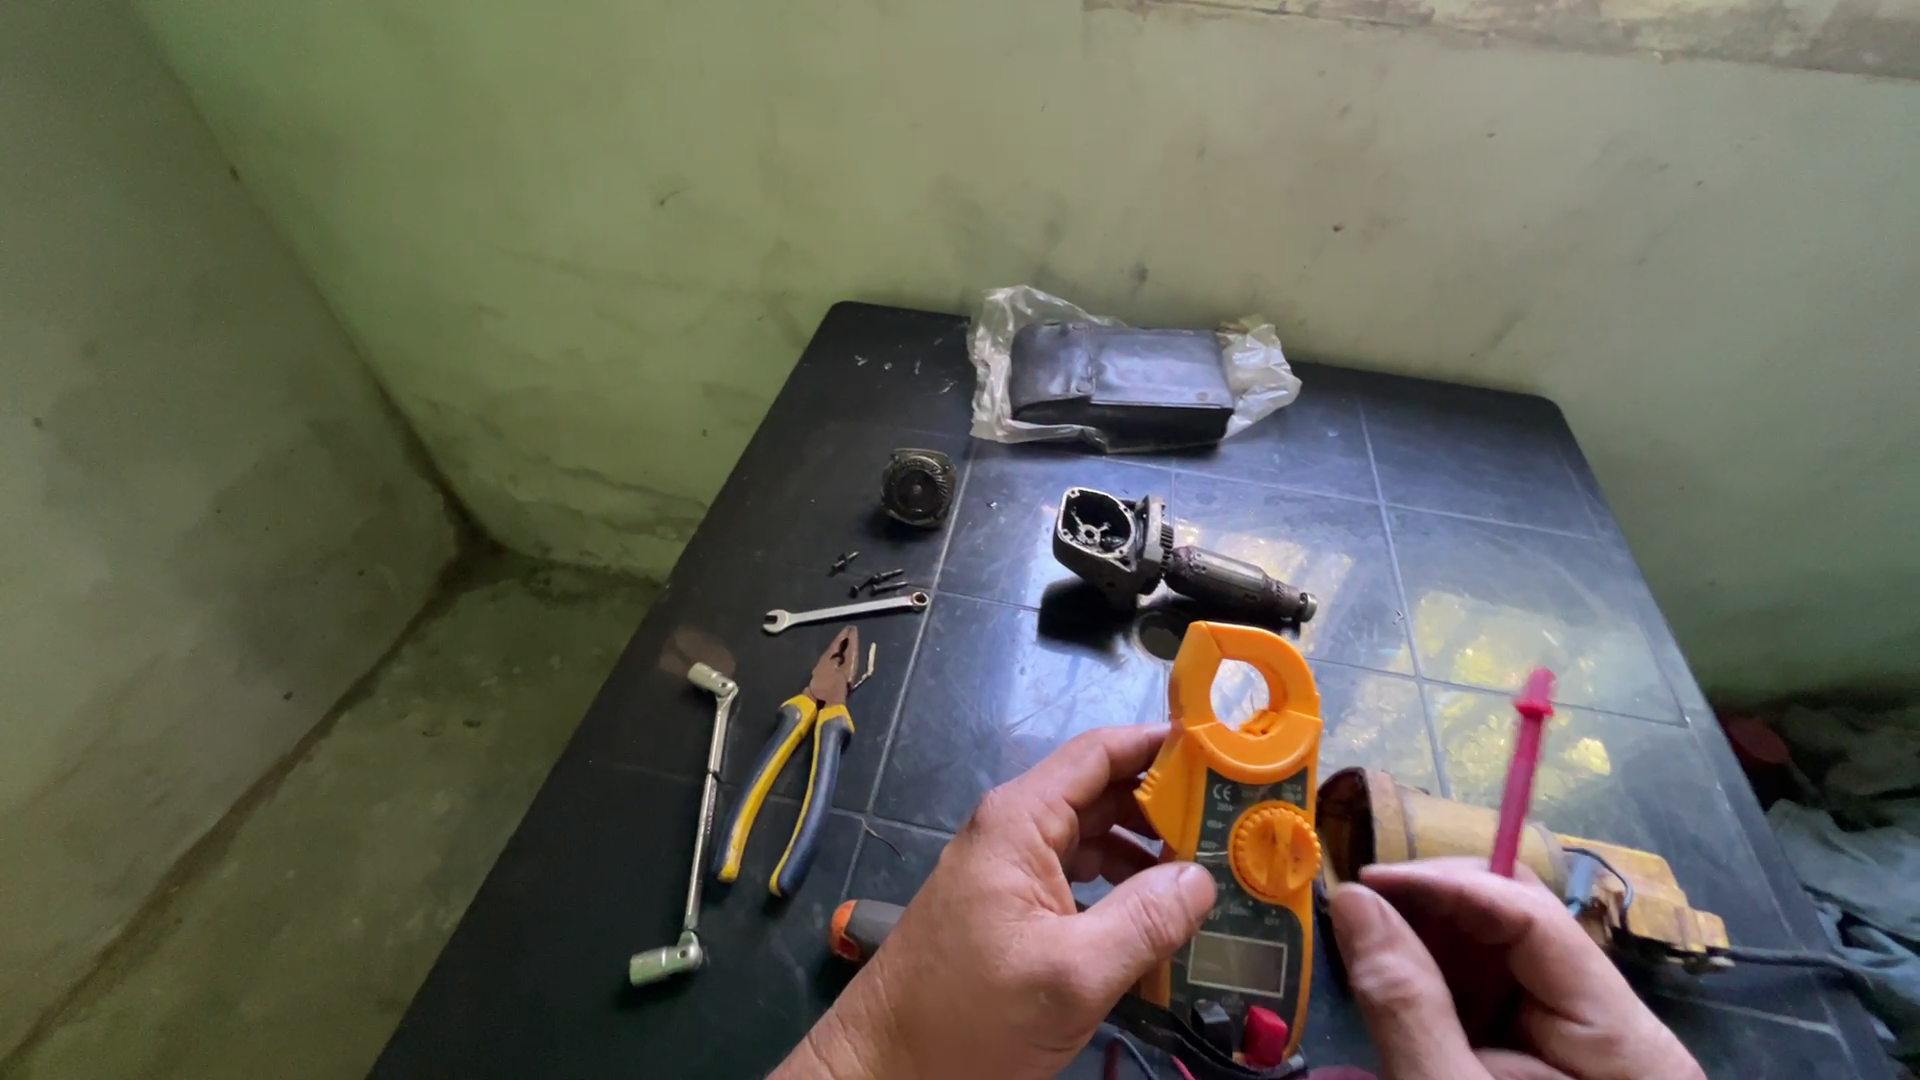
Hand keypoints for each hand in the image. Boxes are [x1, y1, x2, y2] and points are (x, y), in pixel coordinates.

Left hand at [775, 725, 1216, 1079]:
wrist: (888, 1059)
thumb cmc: (970, 1011)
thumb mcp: (1069, 974)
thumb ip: (1143, 922)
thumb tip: (1202, 879)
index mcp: (1021, 817)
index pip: (1098, 753)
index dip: (1157, 745)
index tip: (1217, 754)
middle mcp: (1015, 825)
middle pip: (1099, 790)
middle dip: (1162, 801)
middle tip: (1228, 820)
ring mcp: (1011, 862)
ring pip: (1091, 832)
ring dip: (1144, 845)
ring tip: (1205, 866)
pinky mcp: (1012, 898)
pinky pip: (1076, 870)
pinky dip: (1118, 880)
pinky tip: (1155, 907)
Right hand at [1330, 857, 1704, 1079]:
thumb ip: (1403, 1001)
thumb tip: (1352, 897)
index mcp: (1624, 1043)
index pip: (1531, 915)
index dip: (1441, 882)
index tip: (1360, 881)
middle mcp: (1611, 1022)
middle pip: (1514, 916)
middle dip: (1426, 907)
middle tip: (1354, 916)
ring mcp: (1580, 1034)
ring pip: (1490, 941)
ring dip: (1419, 934)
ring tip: (1365, 955)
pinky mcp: (1546, 1047)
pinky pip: (1482, 979)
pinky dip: (1426, 970)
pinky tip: (1392, 985)